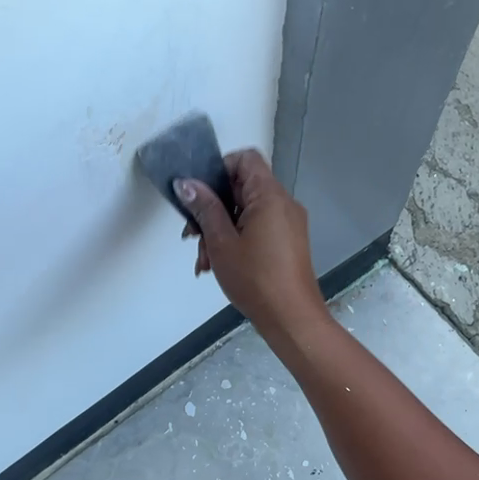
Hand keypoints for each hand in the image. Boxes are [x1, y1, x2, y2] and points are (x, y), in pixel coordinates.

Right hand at [175, 149, 327, 332]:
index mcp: (269, 195)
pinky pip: (258, 227)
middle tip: (193, 236)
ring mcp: (288, 223)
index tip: (200, 194)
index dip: (219, 169)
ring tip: (205, 260)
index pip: (245, 159)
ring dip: (221, 229)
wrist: (292, 320)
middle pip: (242, 187)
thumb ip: (204, 208)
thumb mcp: (221, 241)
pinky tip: (219, 265)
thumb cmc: (255, 278)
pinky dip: (237, 239)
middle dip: (212, 209)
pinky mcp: (288, 241)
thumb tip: (186, 183)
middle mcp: (283, 203)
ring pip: (246, 211)